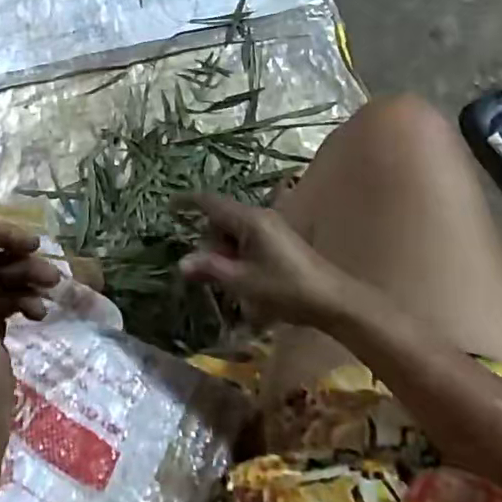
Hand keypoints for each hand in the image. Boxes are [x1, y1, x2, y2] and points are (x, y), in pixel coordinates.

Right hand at [176, 194, 352, 328]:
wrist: (331, 298)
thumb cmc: (286, 288)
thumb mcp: (243, 282)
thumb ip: (211, 269)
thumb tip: (181, 262)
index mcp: (249, 219)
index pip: (211, 203)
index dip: (189, 202)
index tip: (169, 205)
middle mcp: (260, 216)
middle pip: (222, 220)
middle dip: (210, 243)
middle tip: (209, 272)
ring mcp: (272, 227)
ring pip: (236, 232)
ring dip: (226, 253)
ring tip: (231, 282)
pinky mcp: (280, 240)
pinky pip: (249, 240)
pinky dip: (240, 256)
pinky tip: (245, 280)